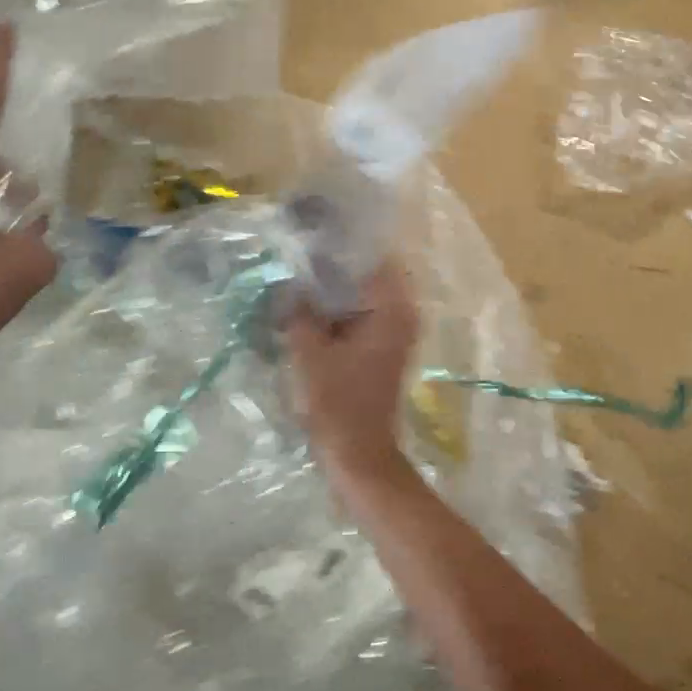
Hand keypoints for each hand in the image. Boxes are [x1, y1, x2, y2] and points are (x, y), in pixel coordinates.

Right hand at [286, 265, 419, 472]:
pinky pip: (359, 316)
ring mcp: (394, 334)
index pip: (374, 256)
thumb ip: (299, 312)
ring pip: (361, 297)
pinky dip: (337, 312)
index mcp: (393, 309)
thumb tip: (289, 284)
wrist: (358, 455)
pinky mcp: (382, 350)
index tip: (311, 235)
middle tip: (296, 256)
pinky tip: (306, 311)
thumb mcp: (309, 353)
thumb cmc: (337, 403)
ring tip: (295, 280)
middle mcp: (402, 315)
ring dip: (332, 291)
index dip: (342, 246)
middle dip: (333, 267)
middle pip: (367, 274)